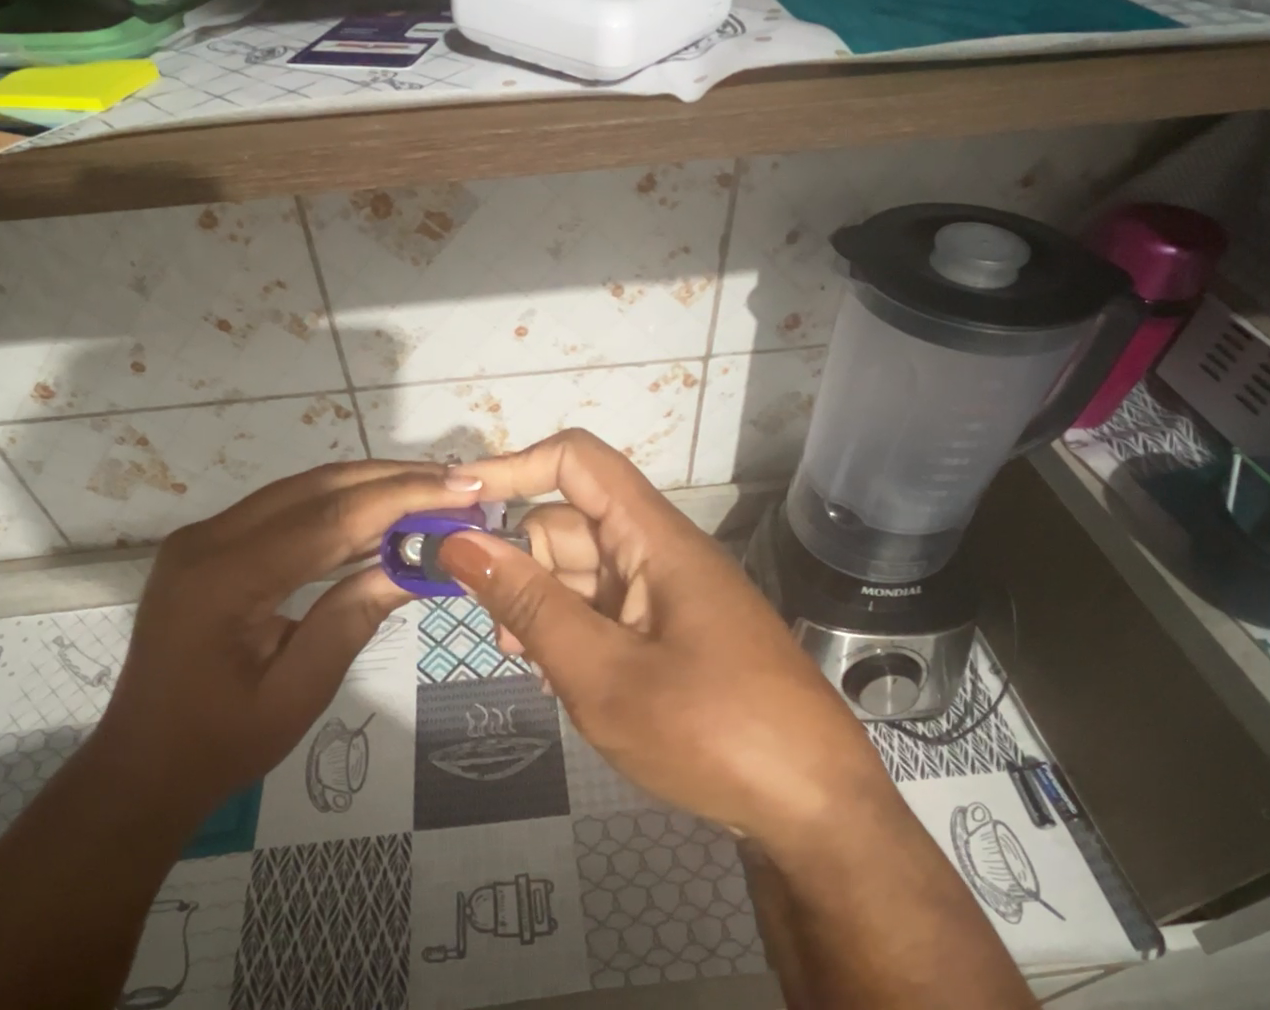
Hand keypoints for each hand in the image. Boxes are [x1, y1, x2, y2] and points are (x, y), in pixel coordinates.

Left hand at [97, 460, 482, 808]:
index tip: (462, 488)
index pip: (330, 517)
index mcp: (223, 579)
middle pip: (316, 488)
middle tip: (458, 481)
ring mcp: (203, 539)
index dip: (402, 497)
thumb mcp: (299, 692)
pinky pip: (285, 511)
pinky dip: (339, 507)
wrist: (142, 766)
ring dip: (369, 488)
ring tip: (433, 491)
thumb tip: (418, 565)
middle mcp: (207, 540)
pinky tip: (380, 515)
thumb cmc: (220, 743)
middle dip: (392, 480)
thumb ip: (353, 618)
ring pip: (301, 491)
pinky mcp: (210, 547)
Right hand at [439, 430, 880, 848]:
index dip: (514, 468)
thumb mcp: (602, 673)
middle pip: (571, 524)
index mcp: (655, 539)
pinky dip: (576, 637)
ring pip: (583, 574)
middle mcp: (663, 555)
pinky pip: (608, 613)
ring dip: (545, 609)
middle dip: (523, 567)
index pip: (577, 462)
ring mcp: (672, 598)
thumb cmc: (709, 732)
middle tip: (507, 635)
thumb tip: (460, 541)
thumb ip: (528, 604)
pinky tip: (570, 684)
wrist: (813, 807)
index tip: (457, 510)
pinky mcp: (677, 637)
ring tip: (540, 670)